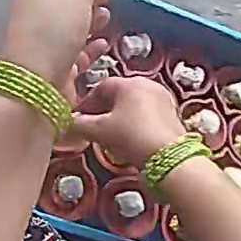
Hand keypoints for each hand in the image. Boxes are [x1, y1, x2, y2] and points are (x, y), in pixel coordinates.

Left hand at [0, 0, 112, 101]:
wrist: (39, 80)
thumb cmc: (56, 26)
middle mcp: (37, 16)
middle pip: (68, 7)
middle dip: (90, 5)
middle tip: (107, 8)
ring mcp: (46, 45)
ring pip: (74, 31)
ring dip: (93, 26)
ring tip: (108, 24)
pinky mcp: (56, 69)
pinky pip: (78, 55)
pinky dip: (92, 49)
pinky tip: (103, 45)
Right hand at [71, 77, 185, 166]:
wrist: (170, 158)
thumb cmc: (132, 137)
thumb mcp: (99, 131)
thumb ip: (79, 125)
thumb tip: (69, 123)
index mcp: (129, 83)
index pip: (100, 87)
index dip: (86, 104)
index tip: (78, 119)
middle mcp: (148, 85)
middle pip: (118, 96)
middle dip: (102, 111)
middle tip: (93, 128)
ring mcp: (163, 99)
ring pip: (133, 106)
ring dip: (119, 119)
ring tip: (110, 137)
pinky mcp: (172, 115)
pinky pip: (146, 115)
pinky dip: (135, 124)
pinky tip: (130, 140)